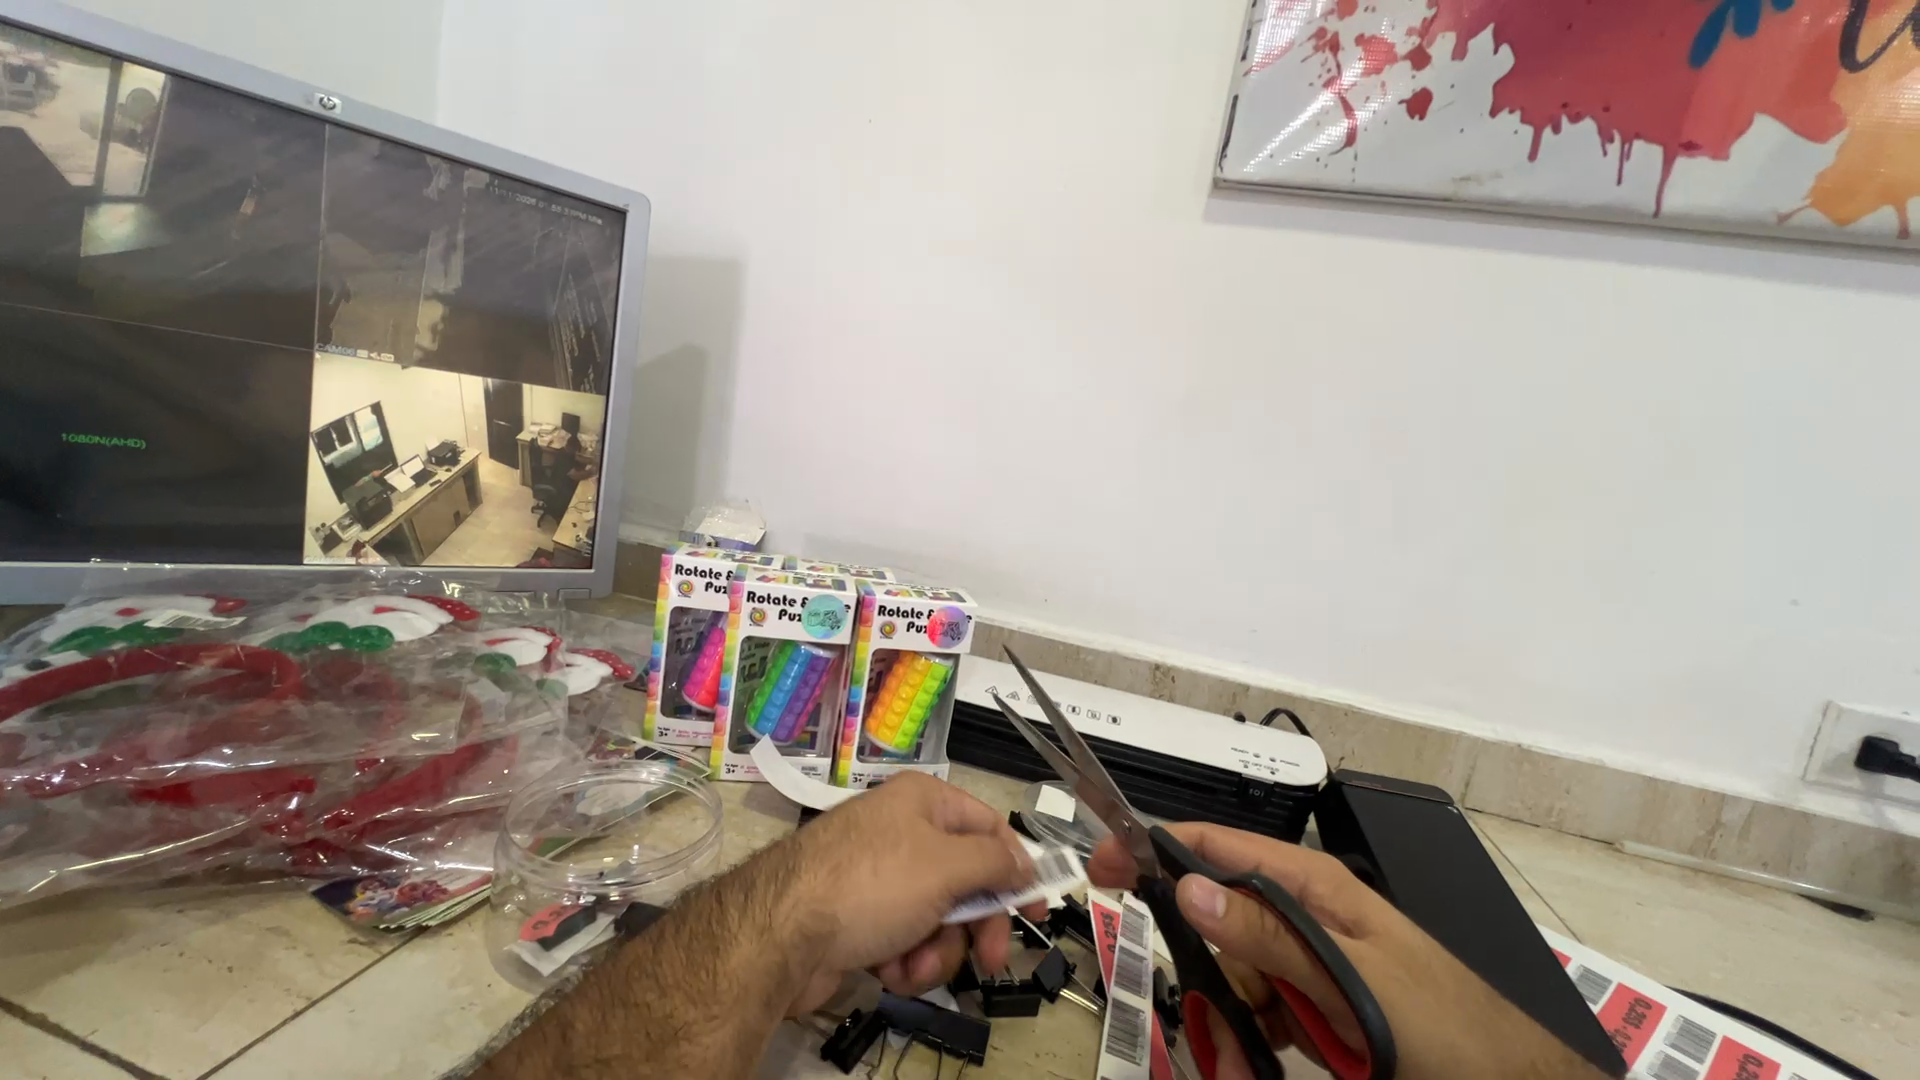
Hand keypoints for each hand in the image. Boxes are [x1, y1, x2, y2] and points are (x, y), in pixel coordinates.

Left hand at [770, 773, 1042, 1013]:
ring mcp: (880, 876)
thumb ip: (995, 864)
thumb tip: (1026, 863)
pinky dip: (904, 959)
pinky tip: (887, 968)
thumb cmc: (872, 884)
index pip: (988, 828)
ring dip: (935, 949)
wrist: (781, 934)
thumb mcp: (946, 867)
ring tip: (911, 963)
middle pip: (965, 880)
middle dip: (974, 925)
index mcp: (925, 801)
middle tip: (989, 960)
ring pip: (938, 917)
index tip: (1037, 911)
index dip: (1016, 867)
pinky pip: (906, 938)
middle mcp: (904, 832)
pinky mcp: (861, 917)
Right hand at [1088, 824, 1607, 1079]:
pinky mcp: (1308, 1002)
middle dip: (1203, 972)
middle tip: (1209, 1029)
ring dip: (1228, 1021)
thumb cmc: (1447, 1028)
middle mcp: (1299, 911)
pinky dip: (1246, 1041)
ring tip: (1243, 1067)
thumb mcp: (1354, 982)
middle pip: (1214, 919)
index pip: (1214, 846)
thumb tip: (1188, 889)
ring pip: (1228, 972)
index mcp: (1308, 883)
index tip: (1103, 866)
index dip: (1153, 847)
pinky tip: (1258, 1065)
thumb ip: (1270, 936)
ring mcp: (1303, 960)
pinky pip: (1253, 1009)